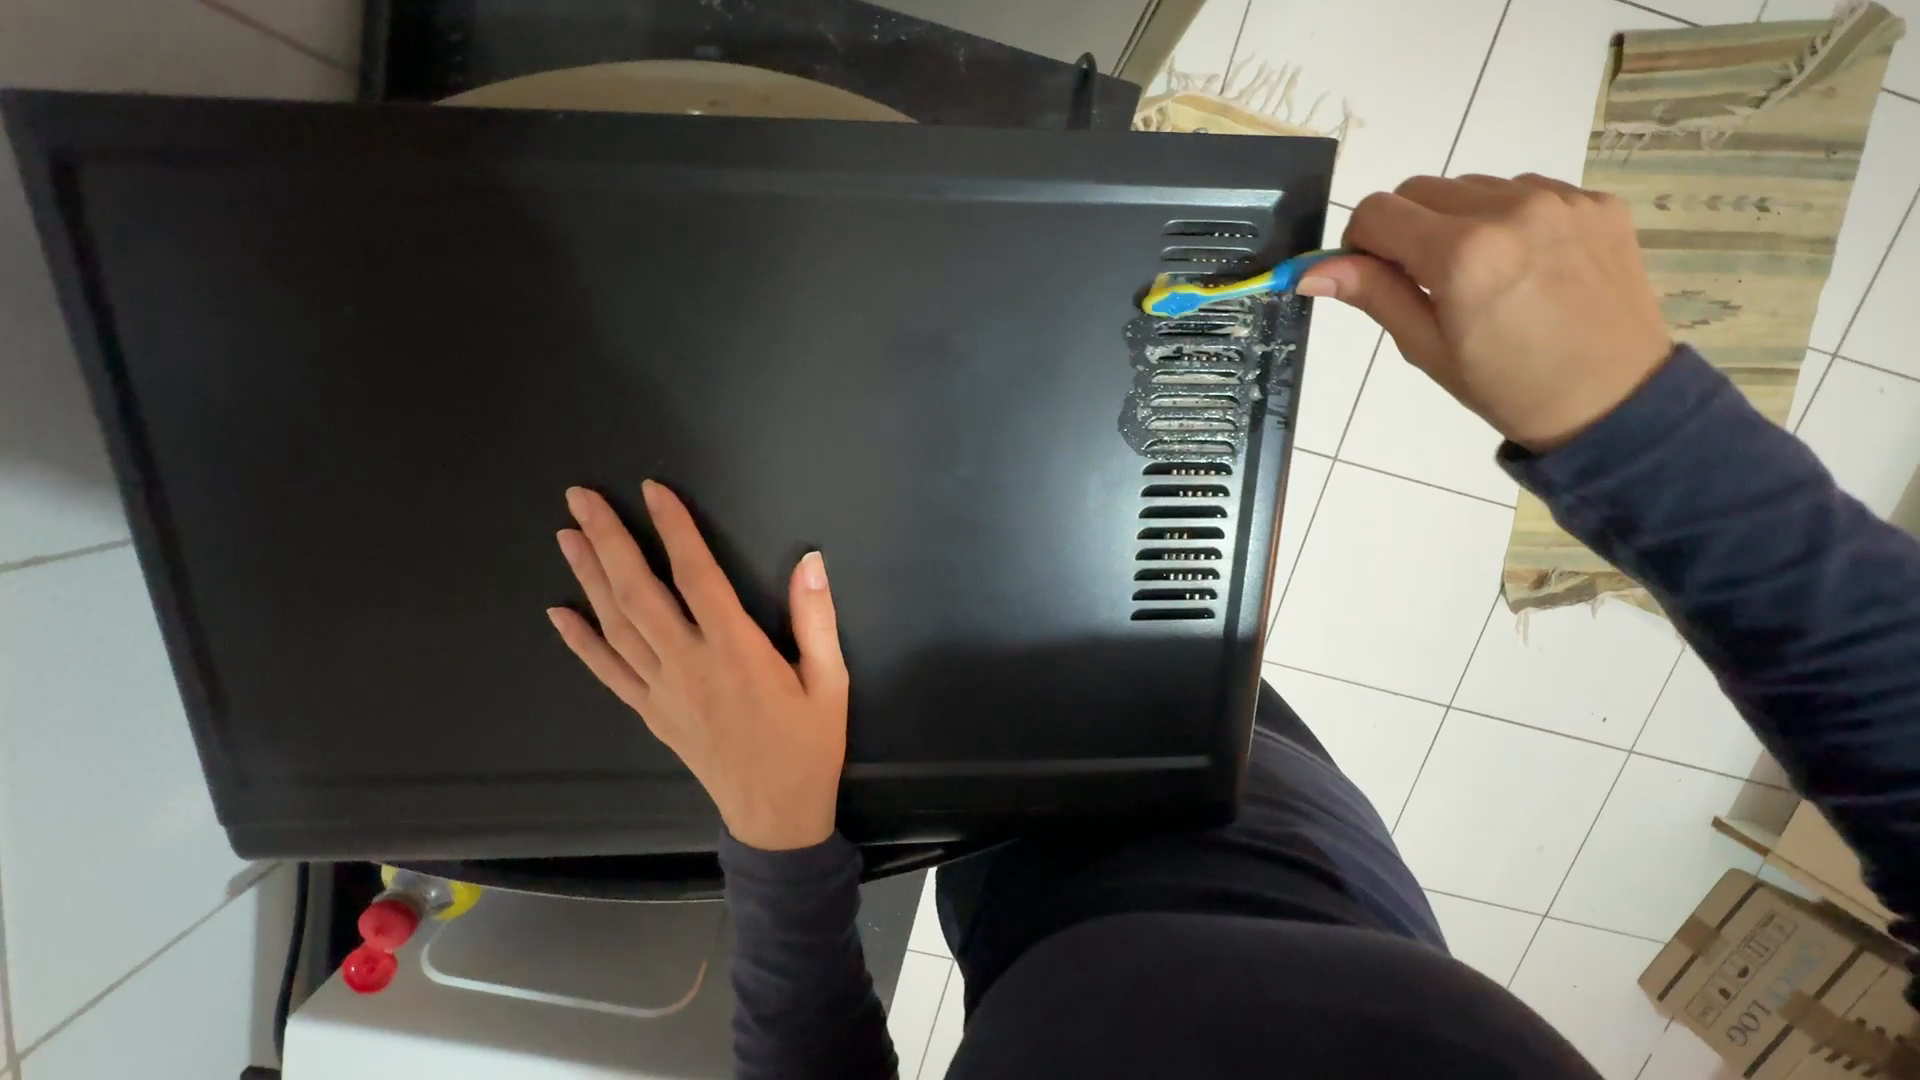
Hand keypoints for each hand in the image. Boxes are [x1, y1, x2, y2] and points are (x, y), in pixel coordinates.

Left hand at [547, 481, 848, 850]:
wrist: (776, 815)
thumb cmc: (809, 744)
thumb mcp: (830, 680)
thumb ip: (816, 618)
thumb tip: (810, 559)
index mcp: (736, 651)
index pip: (697, 575)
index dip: (674, 529)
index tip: (653, 490)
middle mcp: (689, 664)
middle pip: (639, 592)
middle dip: (609, 541)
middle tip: (580, 498)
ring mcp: (661, 691)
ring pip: (616, 625)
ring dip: (588, 578)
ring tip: (567, 535)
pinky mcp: (650, 713)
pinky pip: (607, 673)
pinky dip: (581, 642)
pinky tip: (559, 613)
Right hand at [1296, 173, 1672, 451]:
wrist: (1611, 397)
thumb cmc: (1504, 385)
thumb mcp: (1425, 348)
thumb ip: (1372, 294)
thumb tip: (1311, 271)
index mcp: (1461, 254)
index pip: (1376, 212)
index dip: (1360, 243)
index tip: (1373, 276)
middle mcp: (1510, 210)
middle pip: (1419, 189)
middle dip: (1405, 228)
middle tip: (1422, 279)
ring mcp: (1561, 200)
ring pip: (1471, 186)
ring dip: (1456, 219)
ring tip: (1480, 273)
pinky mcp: (1597, 201)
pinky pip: (1525, 190)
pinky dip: (1506, 218)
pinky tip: (1522, 264)